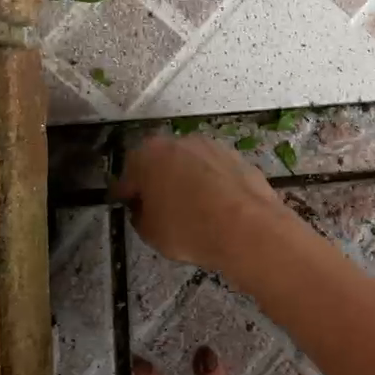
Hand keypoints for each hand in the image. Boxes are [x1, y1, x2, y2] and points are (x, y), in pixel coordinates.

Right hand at [111, 135, 294, 272]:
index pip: (129, 174)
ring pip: (192, 164)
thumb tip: (146, 209)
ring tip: (192, 208)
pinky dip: (214, 185)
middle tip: (160, 207)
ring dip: (189, 180)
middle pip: (162, 161)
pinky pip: (217, 172)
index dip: (127, 193)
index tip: (128, 205)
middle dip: (159, 181)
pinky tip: (217, 207)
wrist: (247, 228)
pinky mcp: (239, 158)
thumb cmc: (189, 229)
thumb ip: (141, 215)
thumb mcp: (150, 232)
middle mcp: (181, 142)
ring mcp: (213, 147)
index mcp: (150, 155)